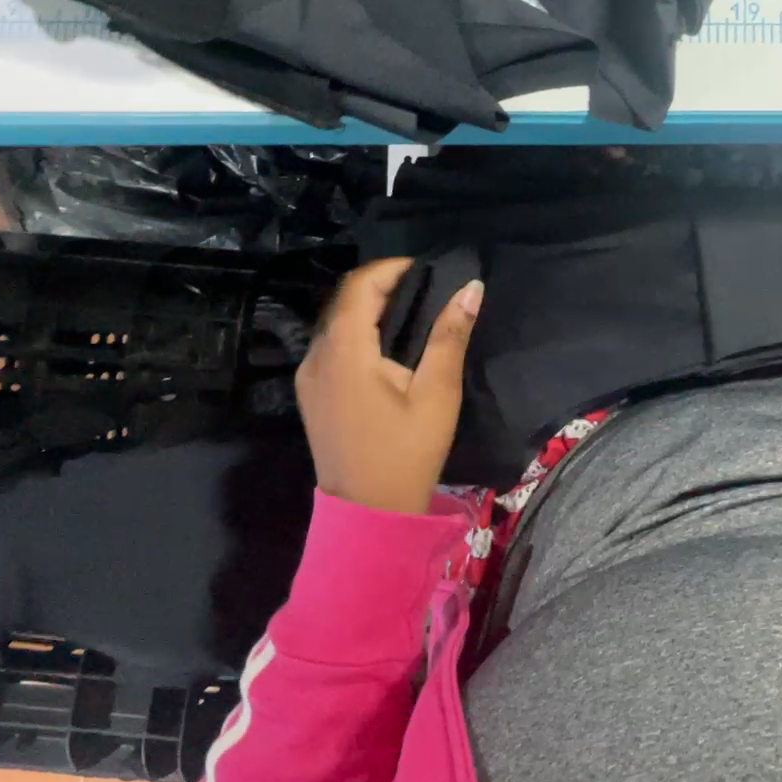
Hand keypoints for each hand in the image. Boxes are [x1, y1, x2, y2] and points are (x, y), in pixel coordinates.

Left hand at [294, 258, 482, 513]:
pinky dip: (359, 332)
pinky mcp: (312, 394)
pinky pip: (332, 346)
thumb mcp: (437, 391)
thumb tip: (471, 288)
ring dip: (370, 309)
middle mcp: (317, 357)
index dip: (392, 269)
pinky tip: (389, 347)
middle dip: (383, 286)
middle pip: (344, 301)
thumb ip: (450, 334)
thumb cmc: (407, 450)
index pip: (360, 286)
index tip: (428, 269)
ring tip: (413, 313)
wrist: (369, 513)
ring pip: (336, 323)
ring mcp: (309, 377)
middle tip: (426, 288)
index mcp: (344, 351)